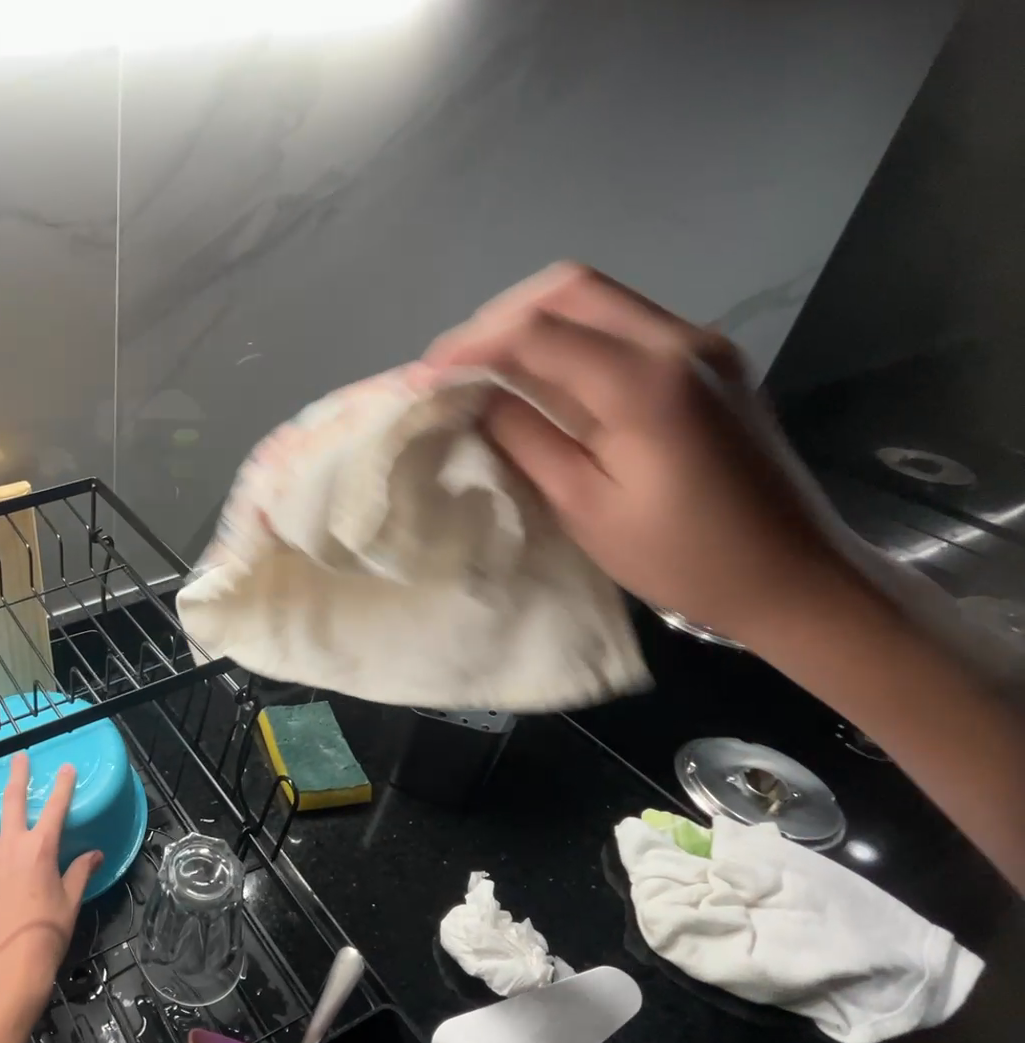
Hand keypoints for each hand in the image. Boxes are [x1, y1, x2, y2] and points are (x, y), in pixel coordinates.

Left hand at [0, 753, 101, 1010]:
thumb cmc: (46, 934)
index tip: (66, 767)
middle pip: (14, 800)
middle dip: (17, 774)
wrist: (9, 964)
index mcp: (41, 848)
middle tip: (17, 755)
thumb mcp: (70, 902)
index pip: (56, 808)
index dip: (63, 785)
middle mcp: (12, 844)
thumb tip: (95, 854)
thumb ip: (80, 872)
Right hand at [419, 261, 849, 641]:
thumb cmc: (682, 556)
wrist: (796, 576)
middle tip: (451, 366)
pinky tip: (537, 375)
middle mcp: (679, 342)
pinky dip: (565, 334)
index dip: (468, 349)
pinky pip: (620, 321)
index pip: (536, 332)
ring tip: (482, 368)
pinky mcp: (705, 360)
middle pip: (567, 289)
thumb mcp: (583, 506)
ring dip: (528, 322)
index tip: (421, 379)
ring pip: (594, 297)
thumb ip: (524, 437)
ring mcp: (700, 345)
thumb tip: (472, 397)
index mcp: (647, 383)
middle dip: (495, 320)